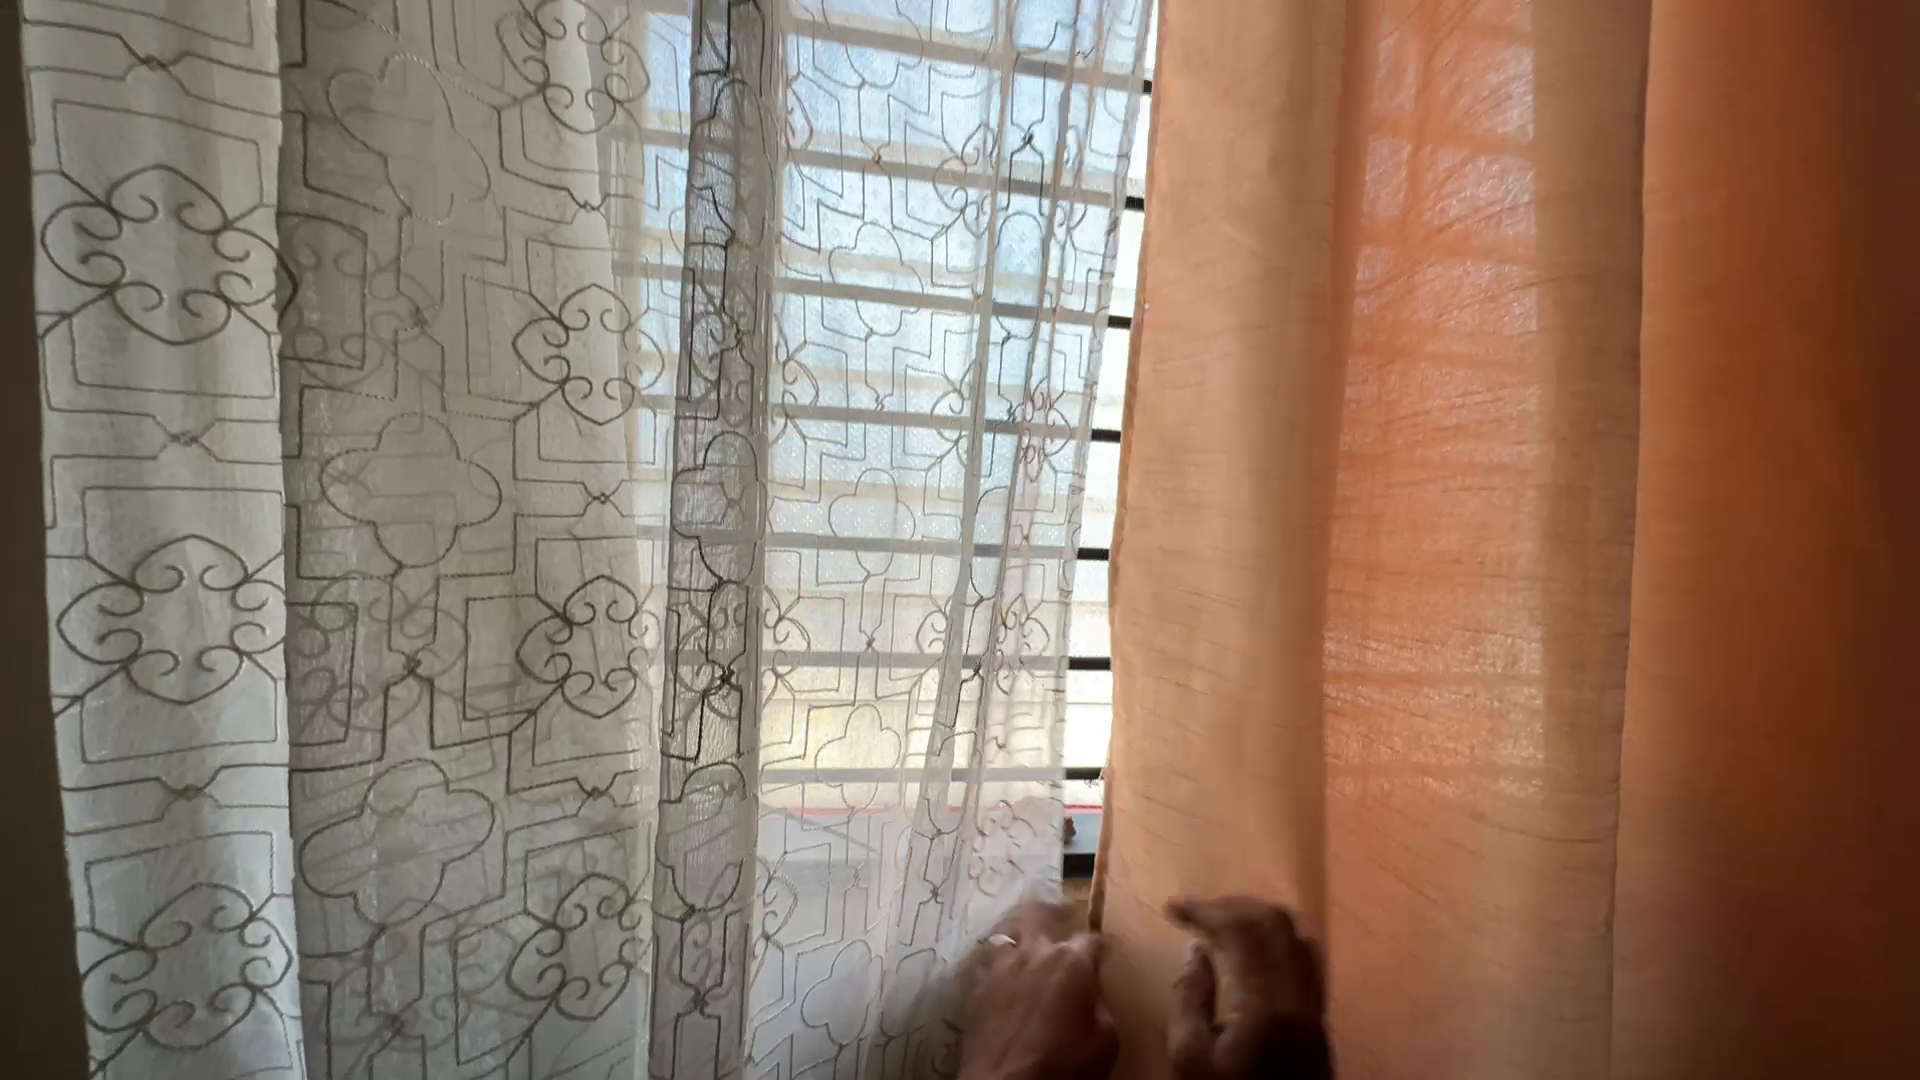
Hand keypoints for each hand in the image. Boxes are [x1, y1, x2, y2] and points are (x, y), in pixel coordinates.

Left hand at [960, 898, 1117, 1079]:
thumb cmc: (1064, 1068)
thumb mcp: (1105, 1044)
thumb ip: (1101, 1009)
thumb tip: (1092, 996)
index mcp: (1071, 963)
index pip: (1091, 939)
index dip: (1100, 945)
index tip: (1105, 951)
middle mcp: (1035, 953)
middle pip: (1038, 912)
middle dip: (1051, 908)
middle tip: (1061, 913)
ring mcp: (1002, 967)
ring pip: (1009, 935)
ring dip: (1021, 939)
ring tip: (1029, 949)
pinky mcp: (979, 987)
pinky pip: (992, 966)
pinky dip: (1003, 969)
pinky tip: (1007, 982)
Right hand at [1164, 896, 1330, 1079]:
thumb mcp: (1189, 1059)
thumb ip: (1190, 996)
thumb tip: (1196, 951)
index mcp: (1265, 1003)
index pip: (1240, 928)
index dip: (1204, 909)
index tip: (1173, 908)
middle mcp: (1298, 996)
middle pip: (1272, 921)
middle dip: (1230, 906)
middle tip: (1196, 913)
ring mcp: (1315, 1008)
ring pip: (1294, 934)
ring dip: (1255, 918)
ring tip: (1221, 925)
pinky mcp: (1321, 1020)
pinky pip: (1304, 958)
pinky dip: (1276, 940)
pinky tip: (1252, 952)